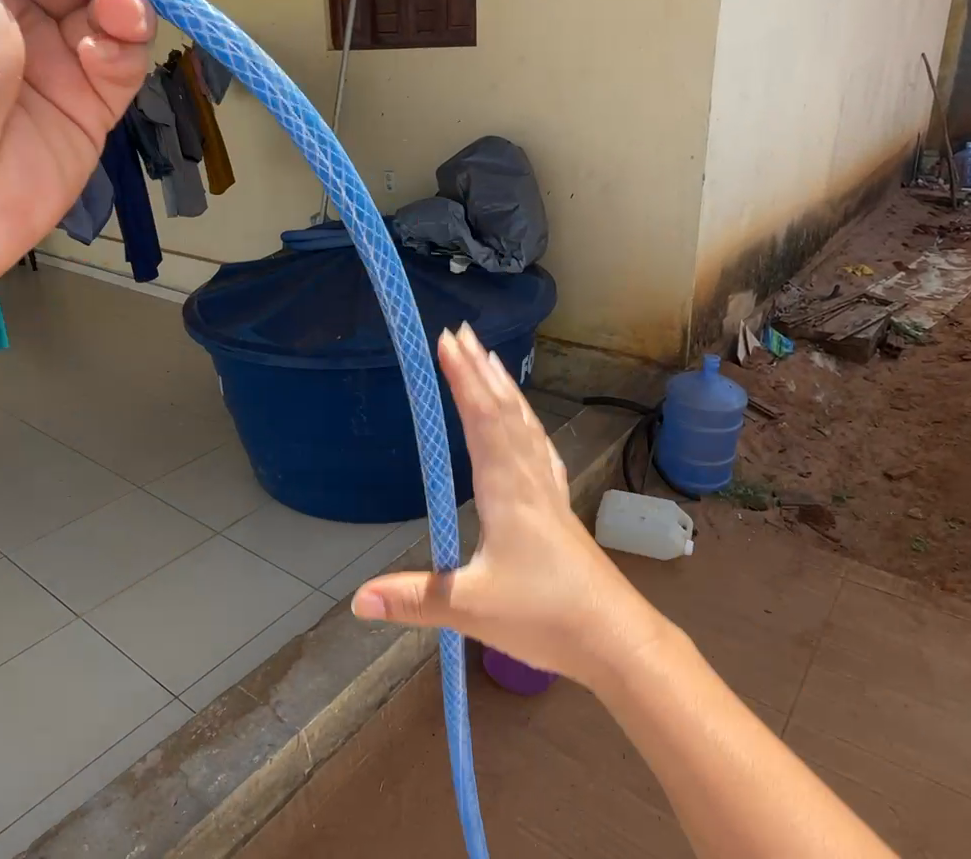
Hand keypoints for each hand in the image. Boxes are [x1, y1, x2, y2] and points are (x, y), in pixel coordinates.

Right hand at [352, 325, 666, 687]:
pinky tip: (529, 428)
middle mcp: (530, 481)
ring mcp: (550, 494)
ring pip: (527, 427)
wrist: (614, 637)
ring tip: (492, 361)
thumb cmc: (545, 616)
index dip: (463, 379)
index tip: (446, 341)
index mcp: (508, 491)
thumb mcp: (472, 608)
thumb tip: (356, 600)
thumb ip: (415, 599)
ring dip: (506, 390)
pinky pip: (540, 451)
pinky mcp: (560, 511)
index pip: (482, 420)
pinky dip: (528, 425)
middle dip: (481, 371)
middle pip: (505, 413)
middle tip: (462, 333)